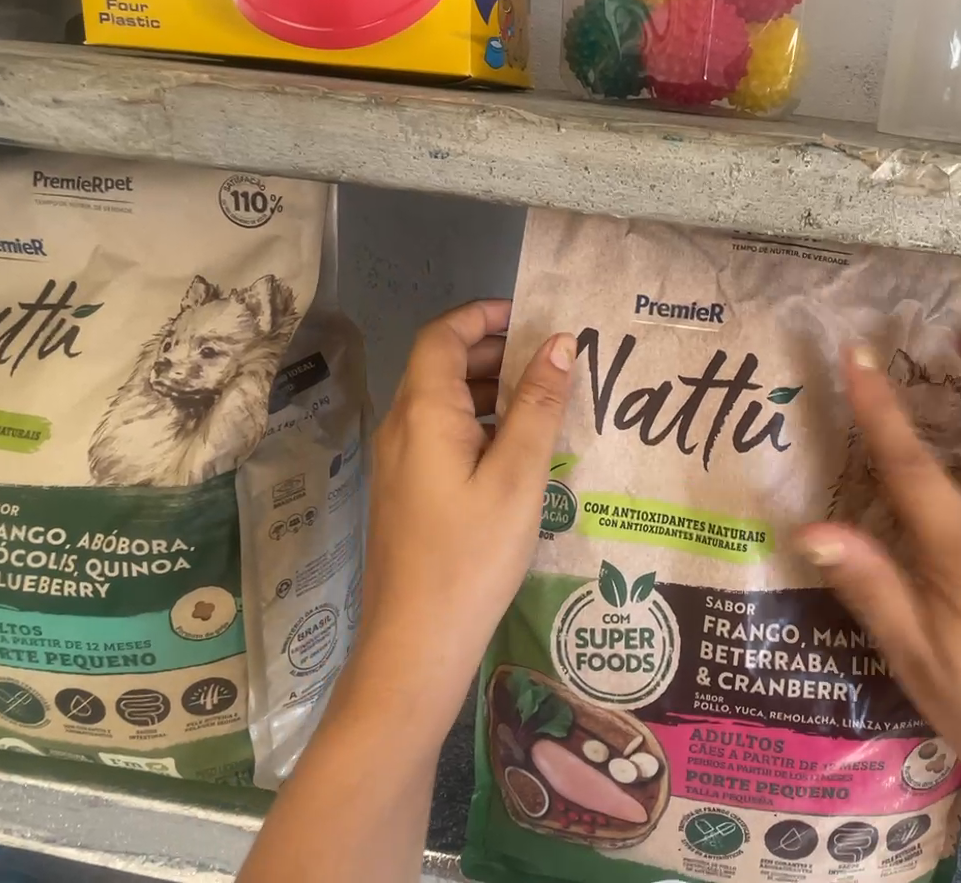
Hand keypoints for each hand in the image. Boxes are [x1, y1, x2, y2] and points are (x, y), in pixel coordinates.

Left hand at [244, 301, 573, 882]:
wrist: (416, 644)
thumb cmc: (472, 555)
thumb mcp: (518, 476)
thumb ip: (539, 406)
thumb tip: (560, 342)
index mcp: (424, 413)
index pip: (443, 336)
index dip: (483, 315)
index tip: (534, 316)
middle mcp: (402, 427)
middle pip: (442, 365)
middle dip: (495, 350)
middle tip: (553, 359)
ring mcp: (400, 461)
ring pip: (444, 401)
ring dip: (491, 388)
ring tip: (547, 399)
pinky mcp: (409, 490)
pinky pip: (444, 434)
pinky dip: (482, 423)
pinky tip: (521, 448)